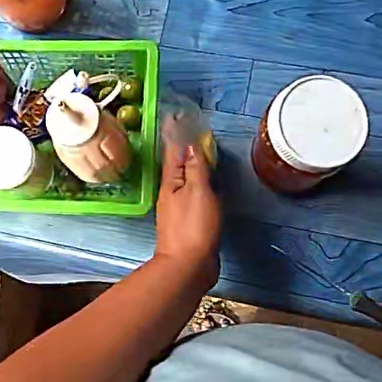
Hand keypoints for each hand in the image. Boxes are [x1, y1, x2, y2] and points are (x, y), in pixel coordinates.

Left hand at [153, 139, 219, 286]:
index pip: (174, 149)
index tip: (177, 115)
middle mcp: (172, 192)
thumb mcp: (198, 191)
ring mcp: (180, 207)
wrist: (189, 267)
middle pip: (180, 163)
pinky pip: (197, 194)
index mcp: (171, 182)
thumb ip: (197, 167)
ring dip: (195, 163)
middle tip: (192, 127)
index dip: (177, 132)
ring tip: (204, 151)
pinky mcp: (191, 222)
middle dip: (185, 145)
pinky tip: (210, 184)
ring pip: (188, 178)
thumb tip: (193, 142)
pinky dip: (203, 183)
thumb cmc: (193, 227)